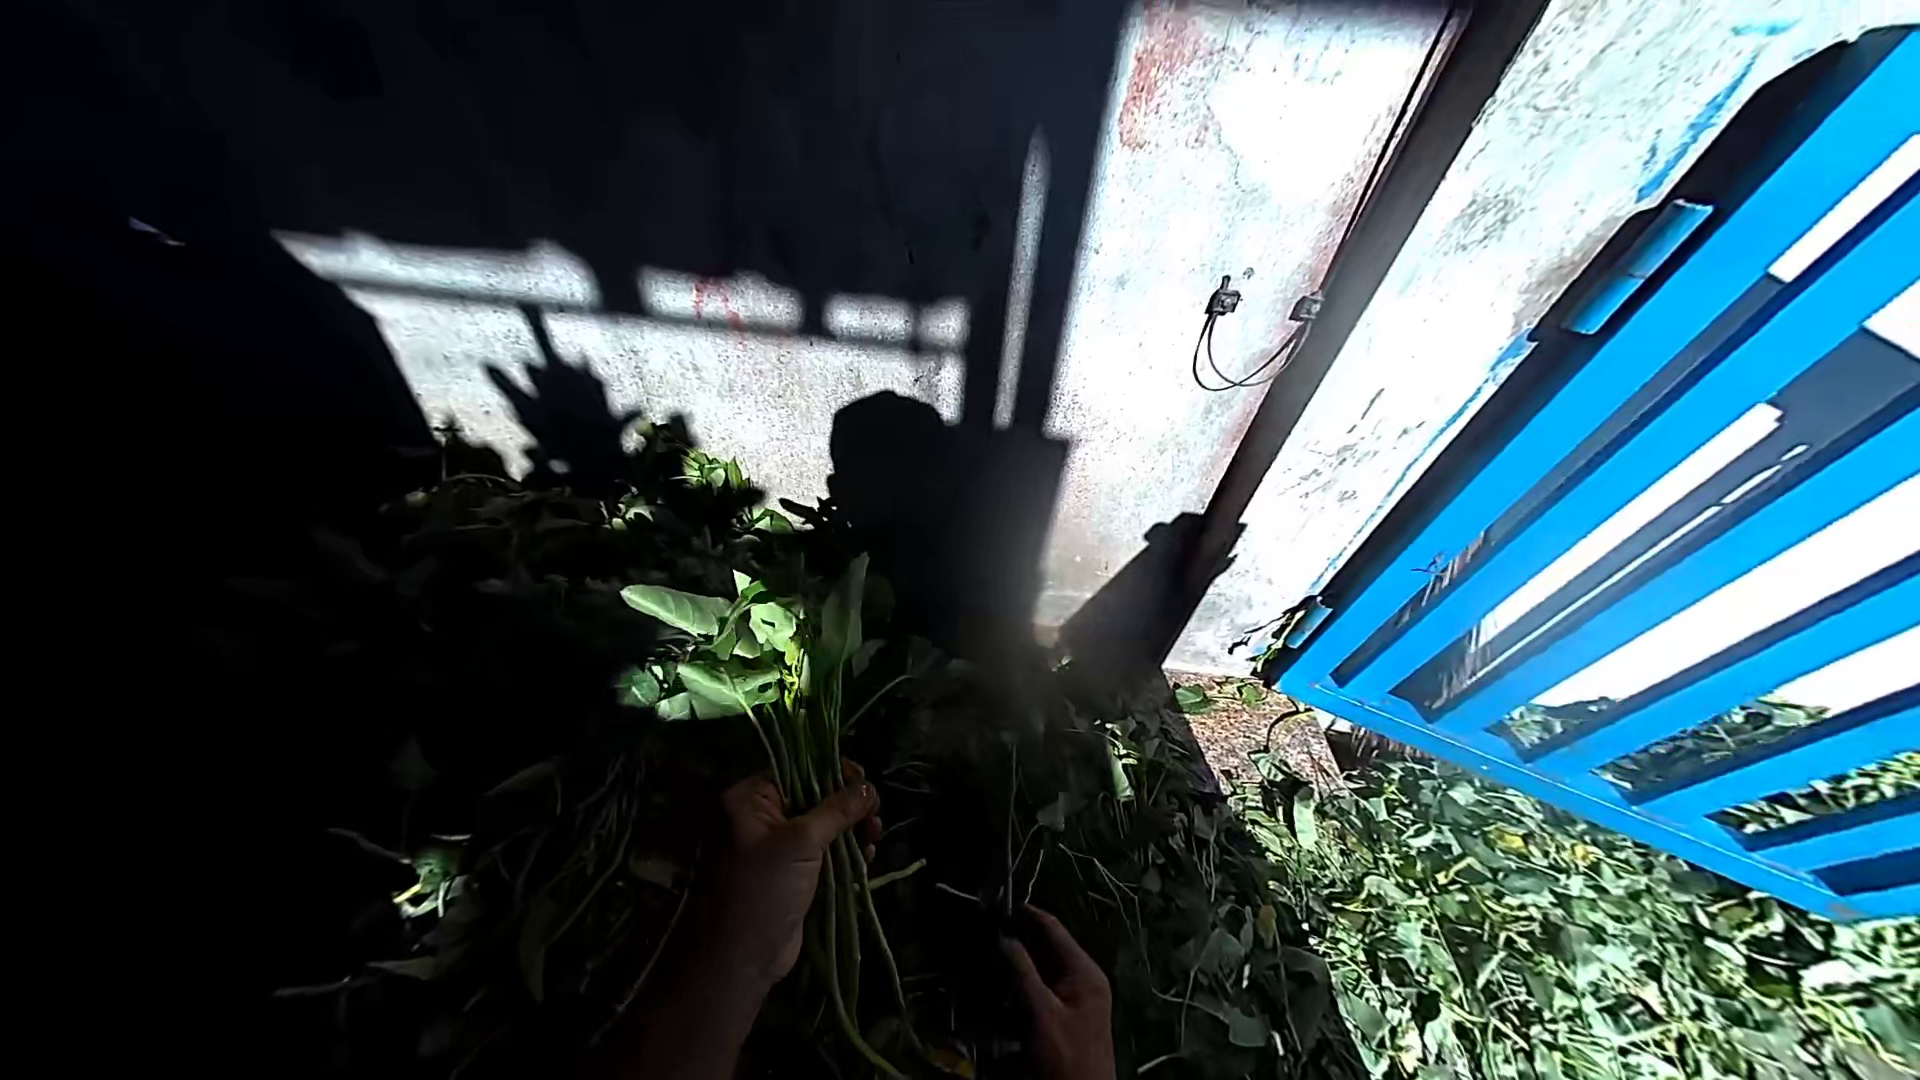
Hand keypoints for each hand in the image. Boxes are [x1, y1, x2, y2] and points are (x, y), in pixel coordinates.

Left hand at [713, 771, 879, 992]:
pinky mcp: (790, 873)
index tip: (864, 779)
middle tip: (875, 813)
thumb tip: (869, 786)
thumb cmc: (764, 888)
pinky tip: (867, 853)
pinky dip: (845, 850)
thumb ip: (838, 809)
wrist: (740, 962)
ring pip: (823, 824)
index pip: (798, 768)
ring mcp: (776, 847)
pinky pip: (823, 850)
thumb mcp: (802, 841)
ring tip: (875, 834)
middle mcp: (761, 816)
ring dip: (851, 828)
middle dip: (848, 803)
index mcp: (750, 799)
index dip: (834, 770)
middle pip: (814, 795)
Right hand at [1003, 905, 1114, 1079]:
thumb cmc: (1068, 1064)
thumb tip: (1004, 937)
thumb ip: (1021, 971)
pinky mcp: (1062, 1021)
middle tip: (986, 940)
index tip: (998, 908)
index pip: (1052, 927)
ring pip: (1036, 973)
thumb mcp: (1041, 1014)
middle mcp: (1081, 980)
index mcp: (1084, 971)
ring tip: (986, 969)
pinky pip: (1036, 997)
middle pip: (1042, 950)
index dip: (1025, 915)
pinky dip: (1016, 996)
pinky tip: (995, 1003)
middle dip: (1014, 946)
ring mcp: (1073, 1002)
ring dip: (1011, 972)